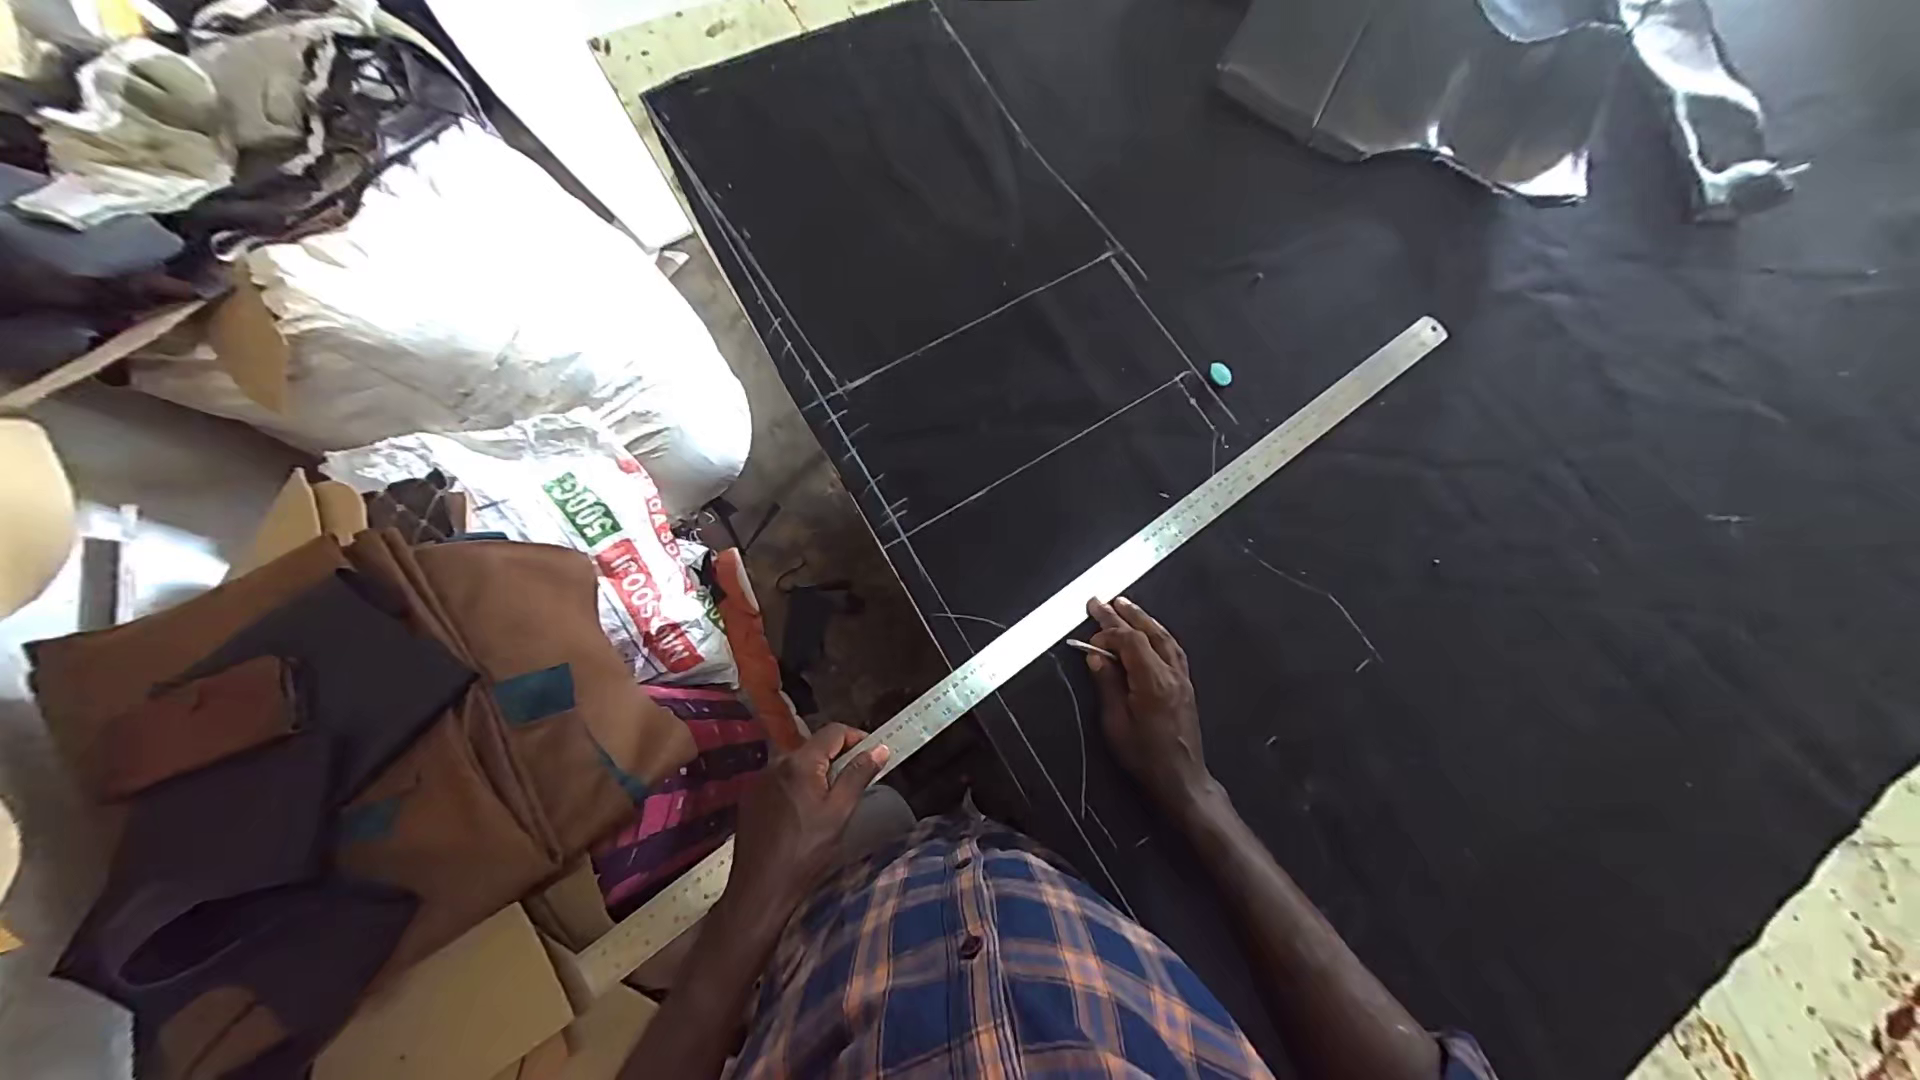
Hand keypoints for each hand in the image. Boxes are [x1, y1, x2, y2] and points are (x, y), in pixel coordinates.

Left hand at [722, 724, 889, 922]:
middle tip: (855, 781)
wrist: (759, 890)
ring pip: (798, 763)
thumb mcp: (840, 813)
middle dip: (838, 758)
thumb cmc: (805, 853)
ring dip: (817, 772)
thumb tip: (879, 748)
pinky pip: (781, 779)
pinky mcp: (750, 797)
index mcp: (800, 762)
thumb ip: (859, 775)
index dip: (857, 737)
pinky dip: (798, 785)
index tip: (872, 754)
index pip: (834, 731)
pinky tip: (803, 812)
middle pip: (815, 746)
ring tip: (830, 800)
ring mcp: (760, 779)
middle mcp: (776, 763)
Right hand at [1085, 596, 1214, 808]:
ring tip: (1125, 606)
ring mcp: (1182, 679)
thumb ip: (1107, 684)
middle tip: (1104, 601)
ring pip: (1164, 637)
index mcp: (1153, 682)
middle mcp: (1171, 675)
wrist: (1181, 779)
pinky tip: (1149, 631)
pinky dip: (1157, 633)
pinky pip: (1172, 648)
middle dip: (1124, 614)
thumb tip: (1096, 657)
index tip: (1092, 631)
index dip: (1108, 631)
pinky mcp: (1185, 685)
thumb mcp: (1115, 722)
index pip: (1130, 641)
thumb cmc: (1146, 757)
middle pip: (1147, 633)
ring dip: (1143, 619)